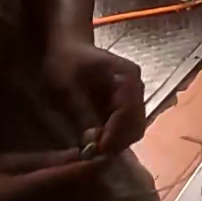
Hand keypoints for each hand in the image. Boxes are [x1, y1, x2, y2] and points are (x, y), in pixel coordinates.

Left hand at [43, 40, 145, 154]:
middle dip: (116, 142)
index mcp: (127, 78)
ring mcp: (132, 95)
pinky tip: (95, 141)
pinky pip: (126, 126)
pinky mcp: (124, 103)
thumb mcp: (66, 87)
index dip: (113, 135)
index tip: (94, 152)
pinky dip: (114, 137)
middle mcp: (136, 87)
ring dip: (116, 142)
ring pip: (134, 128)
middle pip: (136, 124)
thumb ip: (81, 113)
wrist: (68, 46)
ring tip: (92, 149)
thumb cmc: (65, 61)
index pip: (128, 113)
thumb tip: (91, 143)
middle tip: (92, 154)